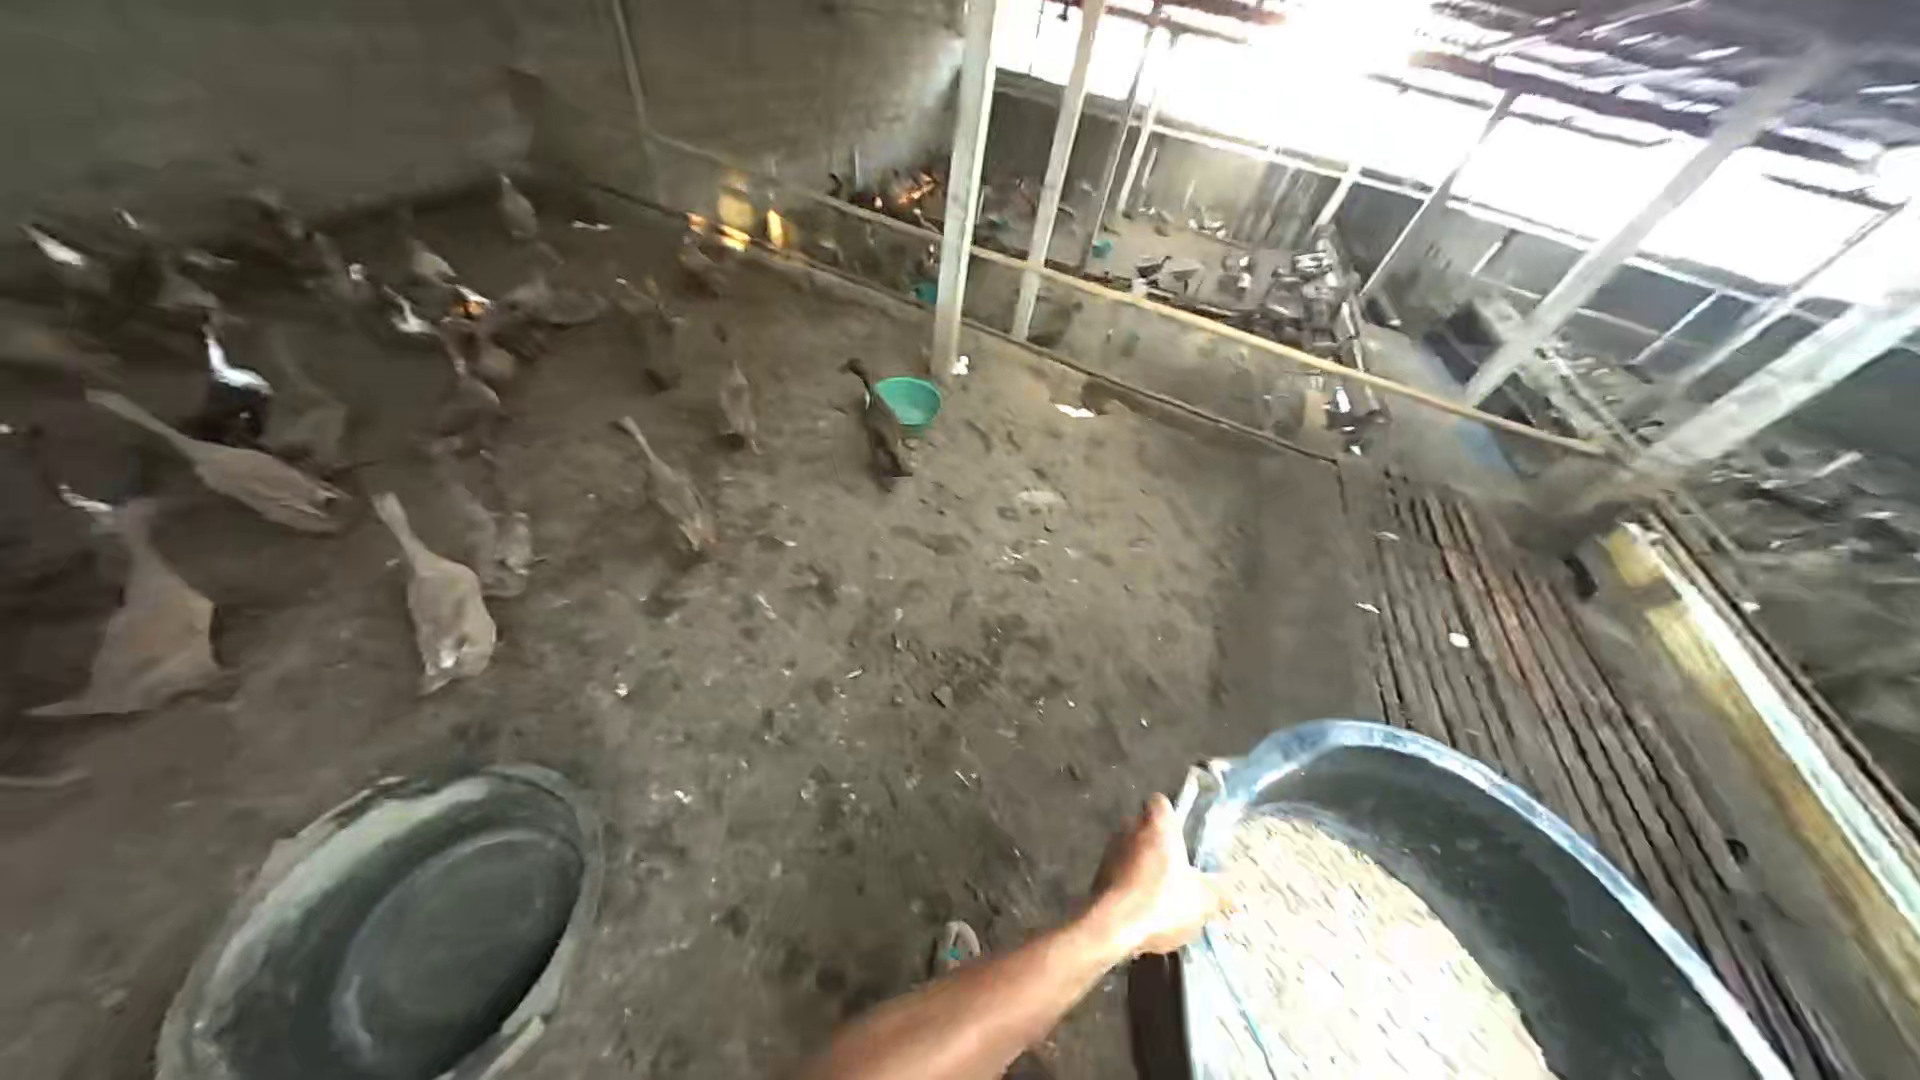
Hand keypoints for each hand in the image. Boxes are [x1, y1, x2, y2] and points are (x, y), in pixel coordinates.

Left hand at [1084, 794, 1224, 958]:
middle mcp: (1129, 827)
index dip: (1169, 815)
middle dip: (1157, 844)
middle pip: (1145, 826)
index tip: (1180, 835)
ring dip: (1142, 865)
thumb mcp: (1202, 901)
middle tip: (1175, 870)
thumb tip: (1231, 896)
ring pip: (1130, 848)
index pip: (1159, 801)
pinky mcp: (1098, 871)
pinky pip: (1118, 870)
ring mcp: (1110, 848)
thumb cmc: (1162, 901)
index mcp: (1156, 824)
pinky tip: (1141, 908)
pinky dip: (1129, 883)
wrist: (1112, 925)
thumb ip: (1217, 893)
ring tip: (1159, 894)